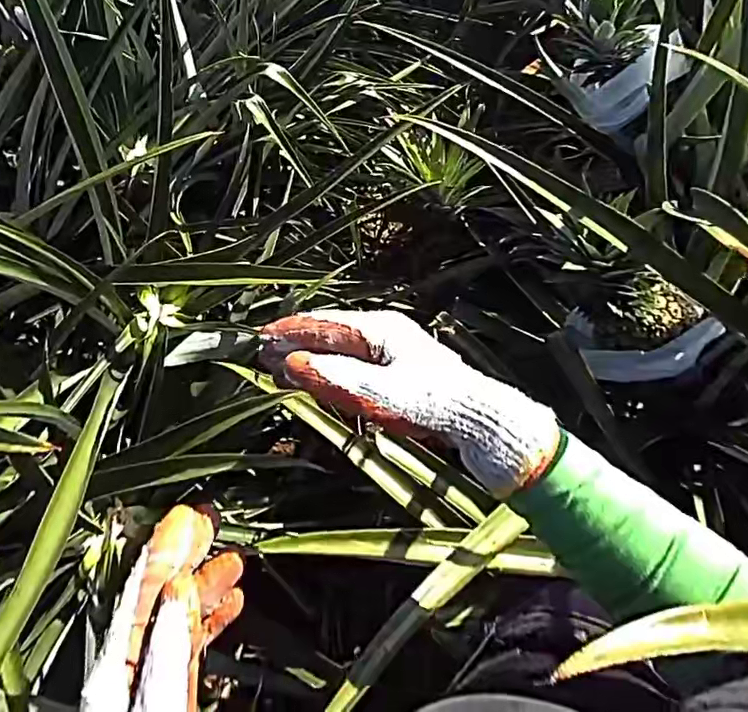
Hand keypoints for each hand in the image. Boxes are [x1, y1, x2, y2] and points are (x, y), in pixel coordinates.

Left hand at [79, 504, 243, 711]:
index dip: (163, 546)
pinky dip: (212, 622)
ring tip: (234, 559)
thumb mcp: (151, 702)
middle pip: (161, 593)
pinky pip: (191, 649)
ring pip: (181, 618)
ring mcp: (150, 677)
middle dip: (187, 553)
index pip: (139, 587)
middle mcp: (130, 662)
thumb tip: (179, 589)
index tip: (185, 514)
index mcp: (113, 661)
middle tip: (209, 518)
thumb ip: (165, 651)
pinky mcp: (169, 693)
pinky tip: (231, 602)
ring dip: (208, 584)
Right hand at [259, 309, 562, 496]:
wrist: (486, 424)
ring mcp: (390, 352)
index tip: (260, 339)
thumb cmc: (433, 403)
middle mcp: (382, 333)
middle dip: (295, 345)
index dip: (289, 331)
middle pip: (327, 334)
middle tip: (264, 358)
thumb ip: (335, 378)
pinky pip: (351, 365)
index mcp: (378, 328)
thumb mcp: (380, 393)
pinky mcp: (396, 372)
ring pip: (338, 350)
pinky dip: (328, 371)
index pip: (322, 324)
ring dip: (310, 360)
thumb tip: (291, 363)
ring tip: (282, 372)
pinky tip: (318, 383)